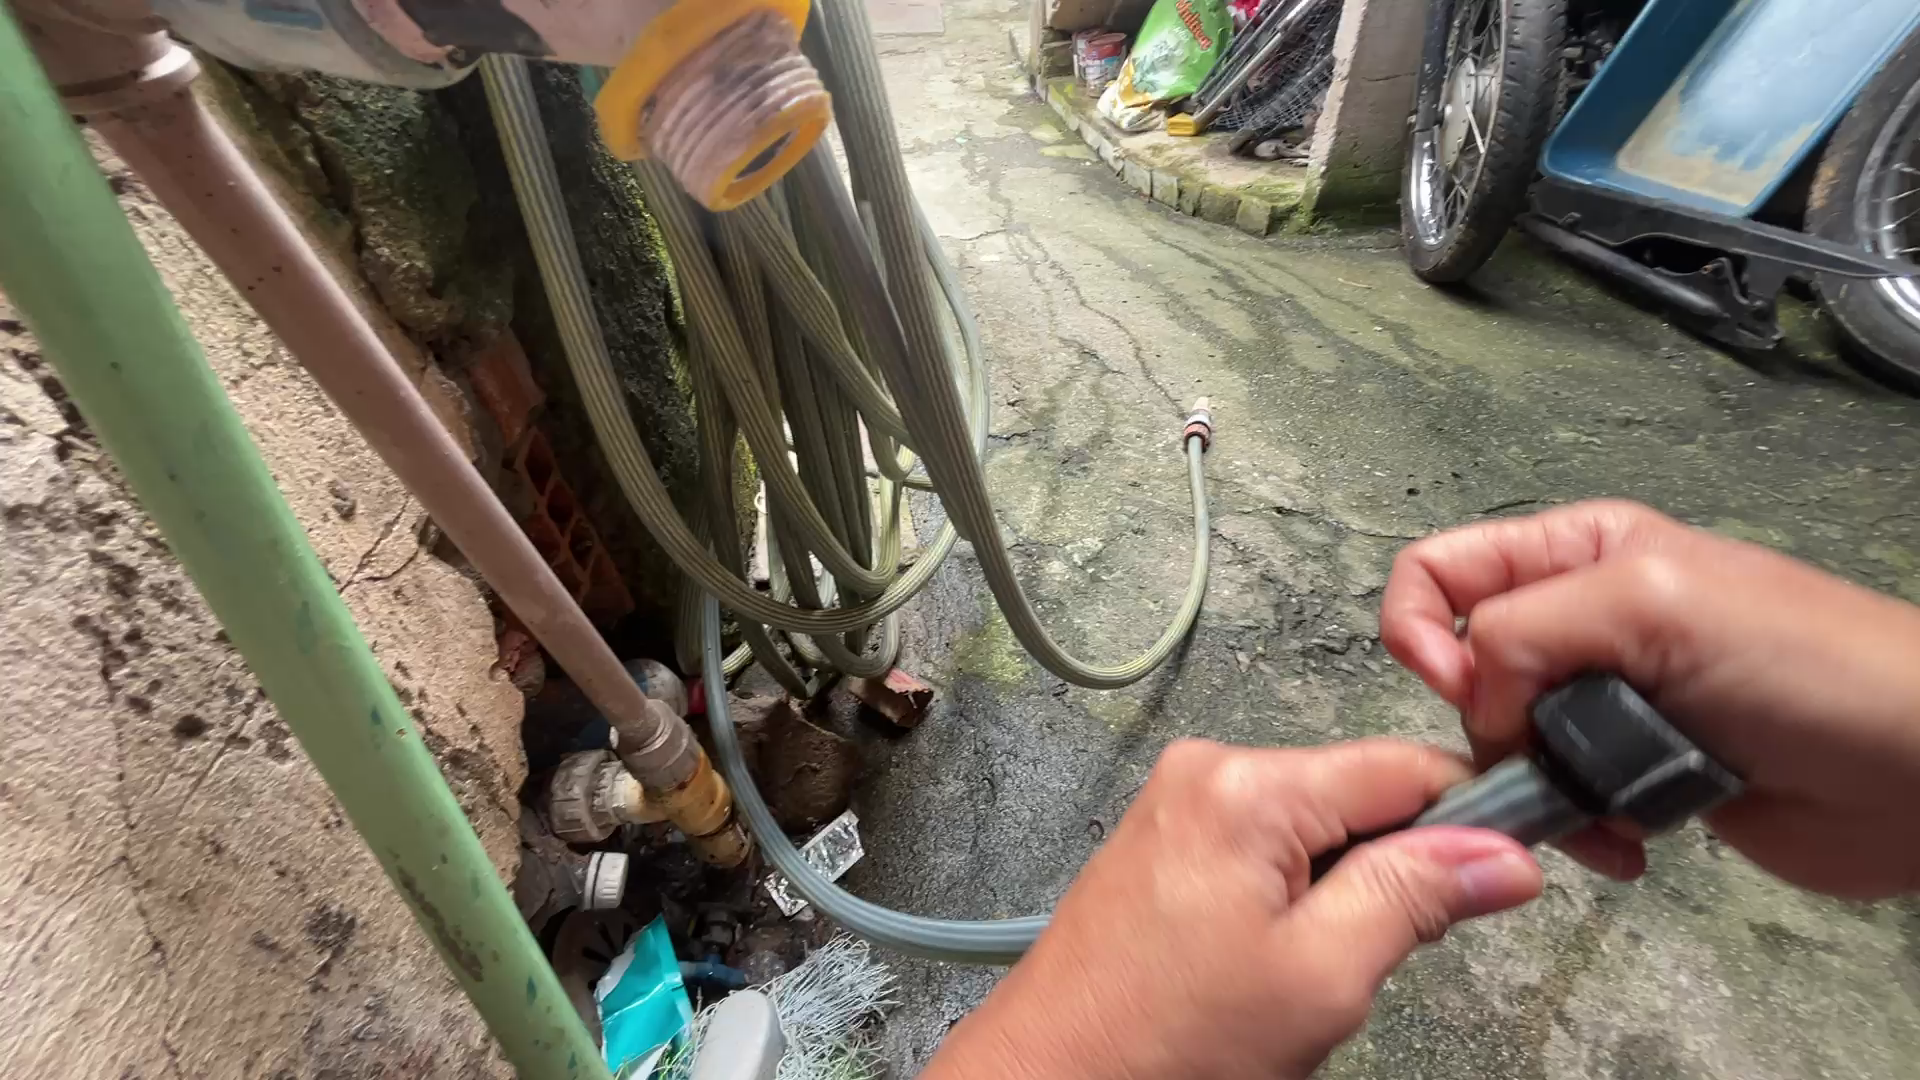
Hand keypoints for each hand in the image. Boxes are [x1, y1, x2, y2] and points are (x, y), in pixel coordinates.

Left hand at [919, 739, 1541, 1079]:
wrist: (1055, 1058)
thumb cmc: (1180, 1033)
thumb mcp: (1320, 975)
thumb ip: (1412, 897)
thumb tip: (1507, 852)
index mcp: (1248, 783)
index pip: (1398, 764)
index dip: (1477, 808)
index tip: (1534, 857)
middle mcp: (1209, 763)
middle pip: (1351, 785)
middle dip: (1398, 851)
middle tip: (1395, 940)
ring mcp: (1180, 790)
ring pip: (1309, 810)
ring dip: (1345, 870)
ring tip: (1322, 952)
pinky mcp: (1166, 822)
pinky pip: (1261, 827)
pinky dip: (1295, 872)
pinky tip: (1277, 935)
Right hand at [1380, 498, 1919, 898]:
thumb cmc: (1799, 666)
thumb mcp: (1643, 605)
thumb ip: (1519, 631)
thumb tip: (1474, 706)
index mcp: (1563, 554)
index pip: (1433, 571)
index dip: (1418, 623)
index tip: (1458, 684)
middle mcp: (1562, 616)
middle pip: (1452, 659)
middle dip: (1481, 712)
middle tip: (1533, 745)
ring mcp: (1584, 692)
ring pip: (1488, 731)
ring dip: (1524, 774)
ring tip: (1593, 809)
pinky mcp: (1608, 760)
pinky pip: (1539, 783)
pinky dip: (1564, 817)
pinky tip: (1619, 838)